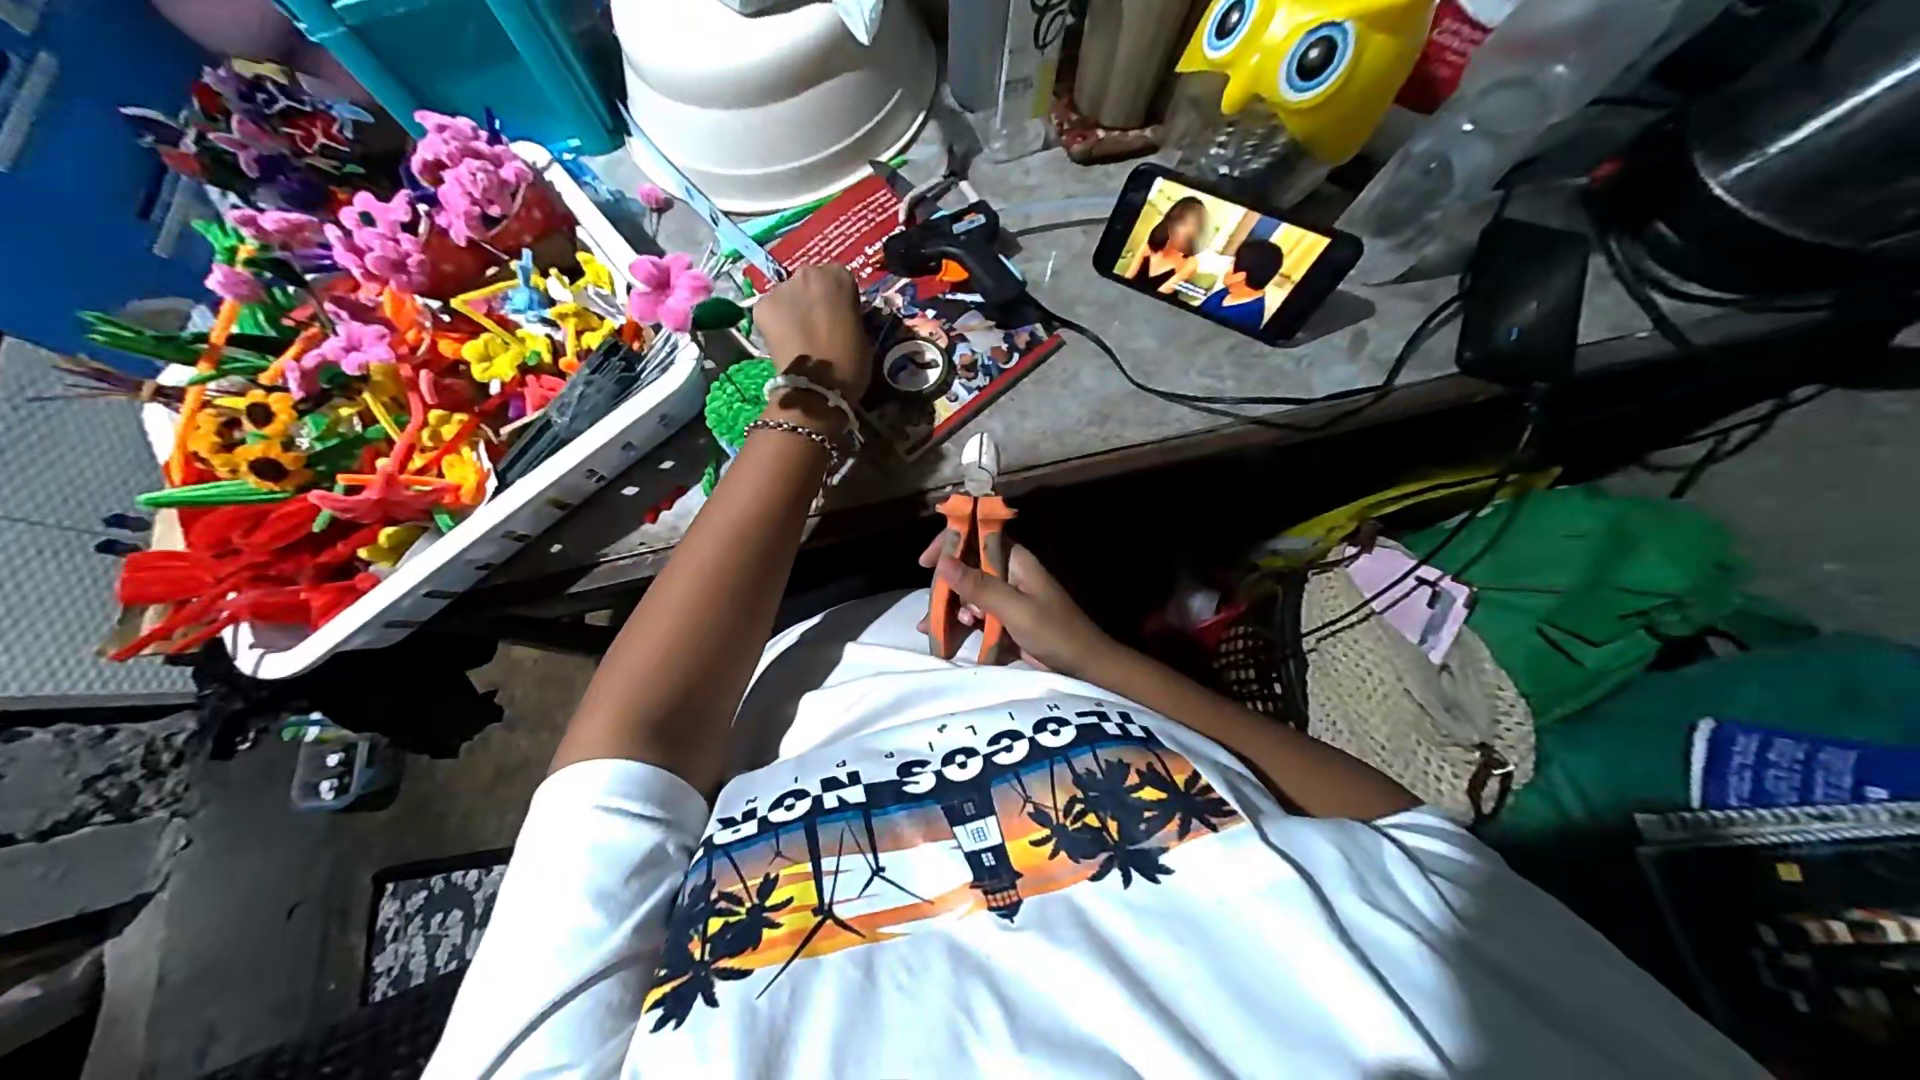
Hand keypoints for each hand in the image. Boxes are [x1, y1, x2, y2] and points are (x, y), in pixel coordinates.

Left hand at [754, 264, 871, 399]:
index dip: (839, 299)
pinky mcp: (761, 306)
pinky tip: (783, 341)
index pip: (838, 279)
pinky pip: (770, 310)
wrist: (818, 386)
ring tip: (798, 337)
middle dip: (813, 299)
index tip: (840, 317)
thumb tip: (840, 315)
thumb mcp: (861, 331)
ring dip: (792, 309)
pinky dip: (775, 322)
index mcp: (839, 276)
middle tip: (817, 326)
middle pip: (810, 282)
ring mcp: (781, 288)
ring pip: (787, 295)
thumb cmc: (851, 362)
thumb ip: (849, 313)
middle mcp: (808, 272)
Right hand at [917, 538, 1122, 679]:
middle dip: (945, 585)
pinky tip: (944, 635)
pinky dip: (960, 622)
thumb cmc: (1055, 631)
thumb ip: (980, 586)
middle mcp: (1007, 572)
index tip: (926, 563)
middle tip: (931, 607)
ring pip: (967, 592)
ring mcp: (1005, 595)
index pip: (977, 536)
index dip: (950, 543)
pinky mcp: (1004, 617)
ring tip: (933, 627)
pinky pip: (975, 613)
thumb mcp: (1015, 609)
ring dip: (950, 607)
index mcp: (1014, 560)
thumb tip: (943, 562)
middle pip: (966, 566)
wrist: (1083, 664)